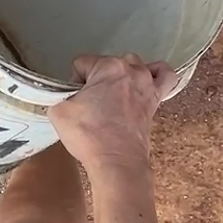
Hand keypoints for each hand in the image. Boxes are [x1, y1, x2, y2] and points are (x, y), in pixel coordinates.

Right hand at [49, 54, 178, 171]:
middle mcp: (131, 70)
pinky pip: (164, 77)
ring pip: (134, 66)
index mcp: (107, 67)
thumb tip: (66, 98)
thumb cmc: (89, 135)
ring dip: (121, 77)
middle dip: (96, 79)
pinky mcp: (156, 101)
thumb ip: (59, 96)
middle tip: (89, 101)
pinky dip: (156, 76)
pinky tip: (145, 83)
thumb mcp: (58, 112)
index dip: (72, 81)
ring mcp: (147, 84)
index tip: (73, 99)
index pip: (81, 63)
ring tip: (111, 95)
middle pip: (107, 63)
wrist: (116, 160)